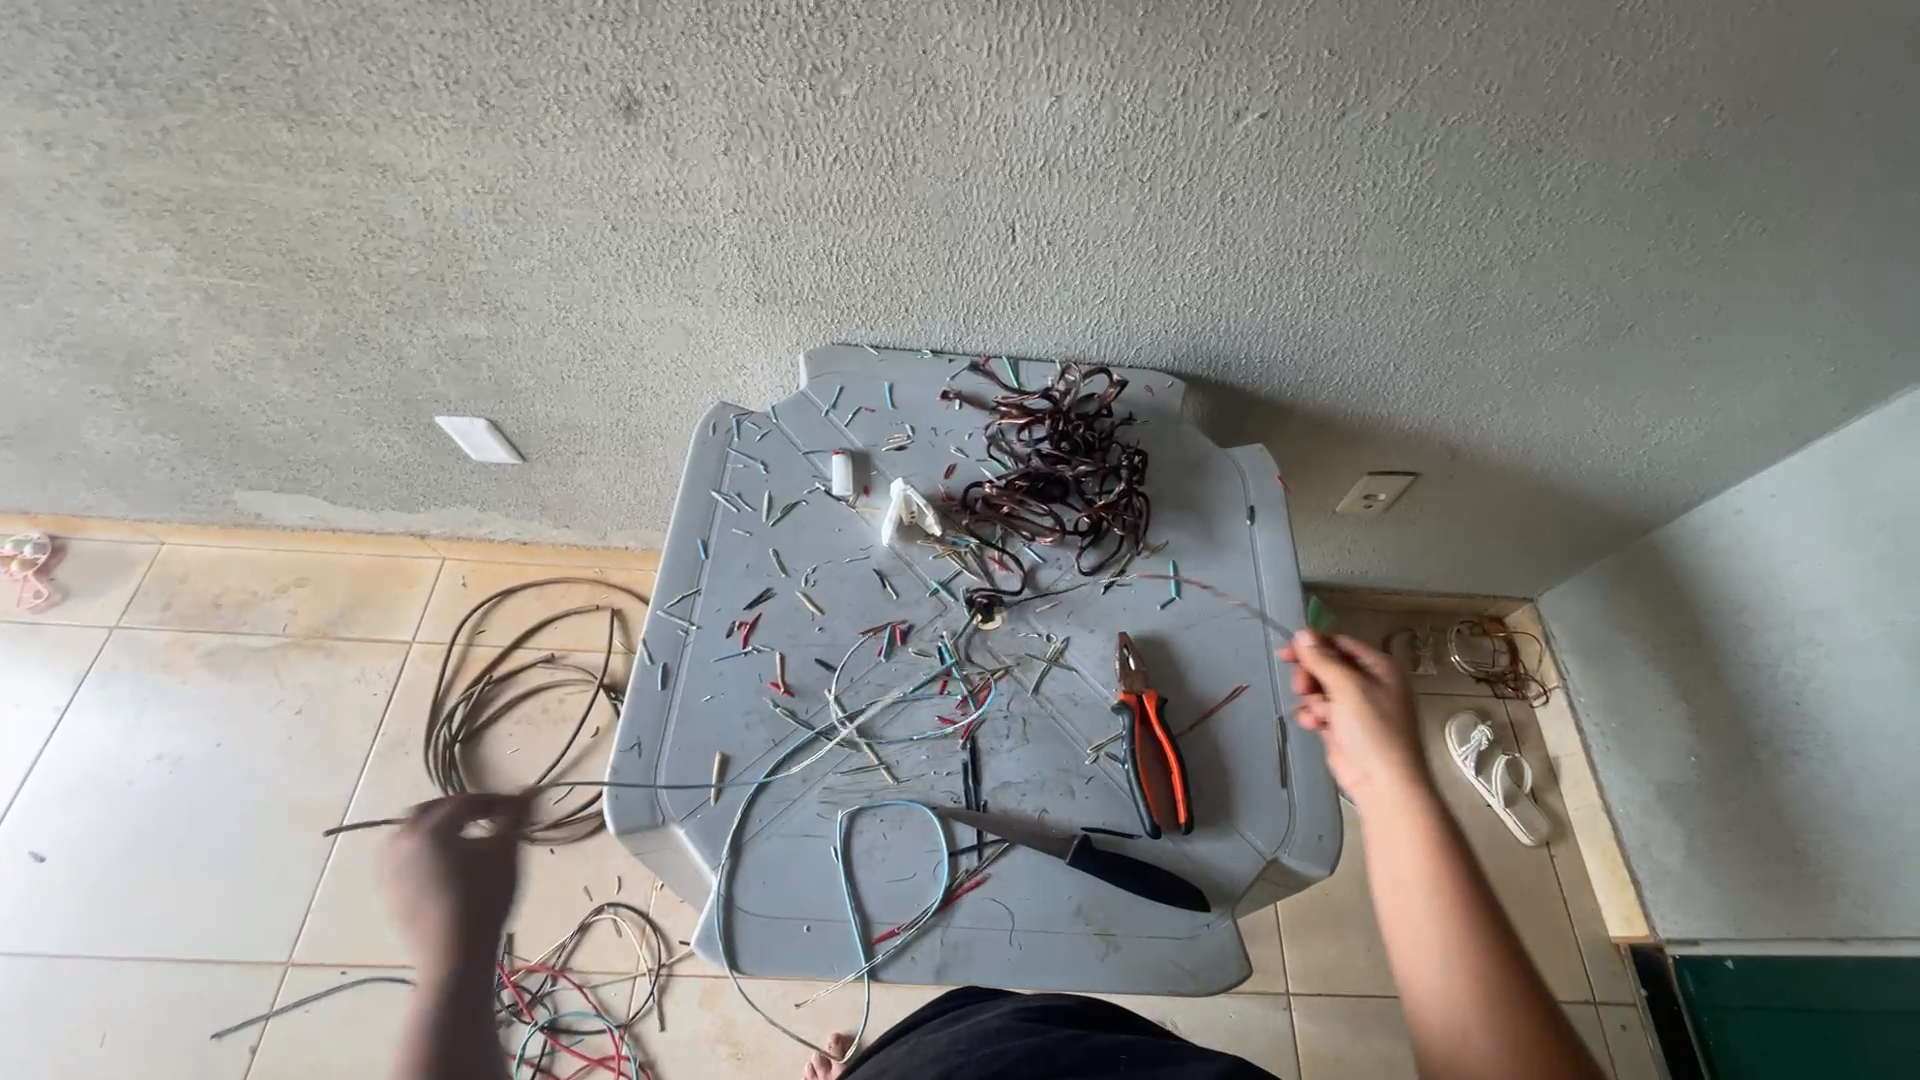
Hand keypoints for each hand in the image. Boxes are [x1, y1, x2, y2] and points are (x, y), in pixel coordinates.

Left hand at [385, 791, 532, 969]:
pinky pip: (406, 854)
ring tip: (468, 837)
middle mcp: (402, 842)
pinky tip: (450, 862)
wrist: (454, 954)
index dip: (496, 801)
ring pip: (413, 832)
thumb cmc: (484, 898)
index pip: (466, 801)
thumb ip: (516, 816)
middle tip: (490, 817)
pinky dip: (427, 848)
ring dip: (440, 826)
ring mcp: (390, 868)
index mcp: (430, 829)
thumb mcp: (506, 852)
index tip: (519, 808)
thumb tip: (531, 788)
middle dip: (461, 808)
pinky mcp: (389, 889)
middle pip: (431, 810)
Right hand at [1280, 629, 1429, 809]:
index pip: (1339, 643)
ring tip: (1317, 715)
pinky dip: (1312, 715)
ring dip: (1311, 699)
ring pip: (1317, 688)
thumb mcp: (1348, 688)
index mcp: (1379, 667)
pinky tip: (1313, 725)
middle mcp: (1368, 683)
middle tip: (1302, 688)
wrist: (1383, 783)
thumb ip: (1322, 659)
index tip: (1286, 653)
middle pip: (1325, 665)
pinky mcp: (1340, 725)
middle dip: (1310, 677)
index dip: (1313, 645)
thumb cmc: (1373, 730)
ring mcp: (1354, 705)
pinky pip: (1316, 709)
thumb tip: (1302, 633)